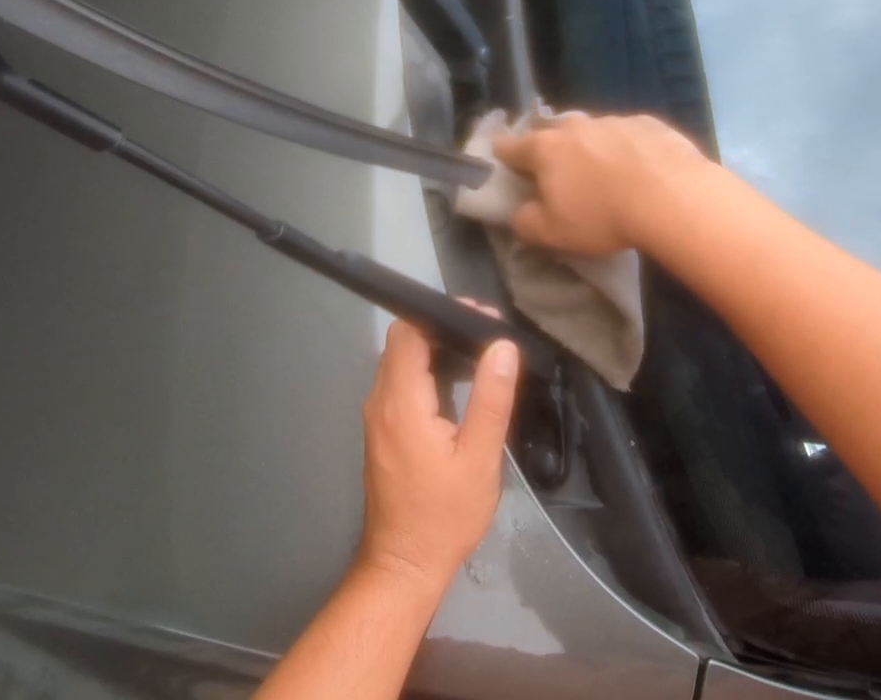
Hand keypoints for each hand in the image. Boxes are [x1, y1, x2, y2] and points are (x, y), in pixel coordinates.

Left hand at [356, 319, 519, 588]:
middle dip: (442, 328)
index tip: (481, 319)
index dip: (442, 315)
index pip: (409, 332)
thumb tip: (503, 347)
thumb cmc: (444, 515)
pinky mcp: (383, 431)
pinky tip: (461, 383)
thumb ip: (491, 398)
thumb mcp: (479, 458)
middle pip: (403, 343)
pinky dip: (428, 372)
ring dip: (436, 350)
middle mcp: (381, 402)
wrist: (406, 565)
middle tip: (487, 334)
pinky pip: (402, 384)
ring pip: (401, 362)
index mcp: (401, 402)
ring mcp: (378, 417)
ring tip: (481, 354)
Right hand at [492, 113, 712, 256]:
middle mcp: (575, 126)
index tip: (502, 159)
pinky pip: (628, 134)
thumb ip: (526, 223)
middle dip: (550, 149)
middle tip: (558, 172)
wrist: (672, 196)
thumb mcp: (552, 234)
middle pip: (552, 133)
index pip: (510, 146)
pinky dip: (627, 148)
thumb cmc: (602, 216)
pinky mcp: (649, 123)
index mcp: (545, 150)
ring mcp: (614, 120)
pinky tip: (640, 169)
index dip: (503, 154)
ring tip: (603, 172)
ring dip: (591, 147)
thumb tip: (520, 214)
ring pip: (592, 131)